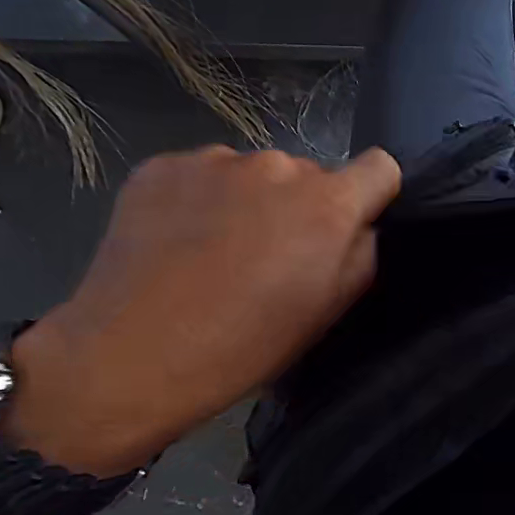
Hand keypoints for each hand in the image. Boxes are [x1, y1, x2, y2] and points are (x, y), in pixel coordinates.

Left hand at [3, 146, 400, 474]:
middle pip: (311, 174)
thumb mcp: (331, 309)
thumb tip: (360, 224)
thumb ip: (363, 253)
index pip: (380, 167)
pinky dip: (202, 200)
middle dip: (303, 207)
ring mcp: (215, 160)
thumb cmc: (249, 343)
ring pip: (255, 174)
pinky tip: (181, 243)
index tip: (352, 225)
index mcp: (328, 204)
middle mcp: (277, 166)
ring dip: (252, 201)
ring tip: (219, 252)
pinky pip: (204, 175)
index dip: (373, 195)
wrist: (133, 354)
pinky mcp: (161, 165)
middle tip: (273, 257)